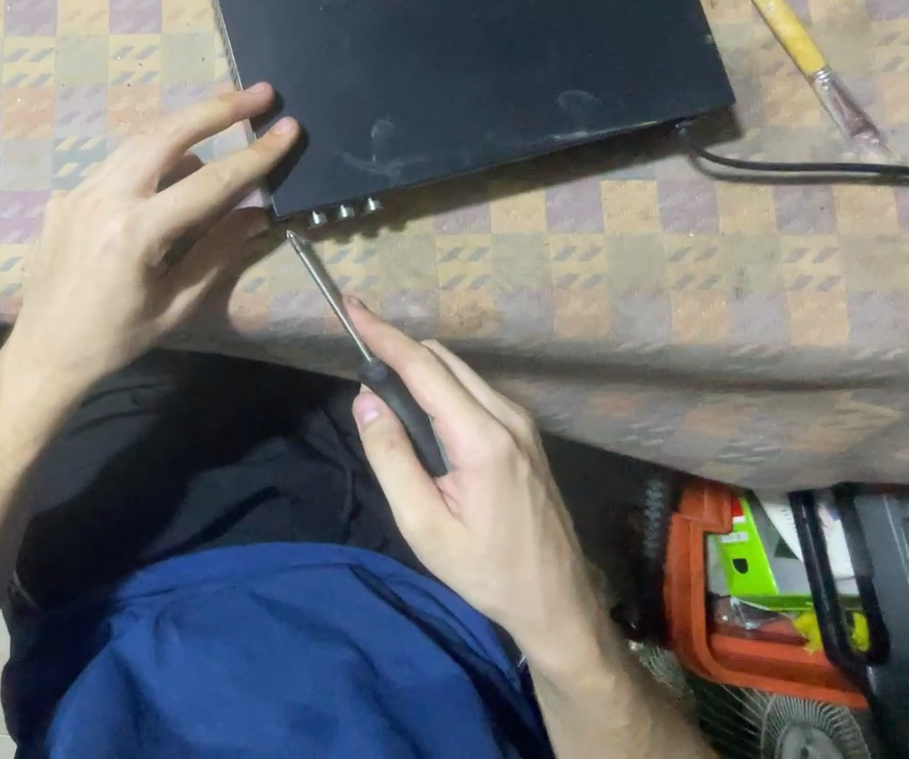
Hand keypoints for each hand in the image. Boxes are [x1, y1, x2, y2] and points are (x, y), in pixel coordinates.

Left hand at [0, 83, 299, 401]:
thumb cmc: (114, 340)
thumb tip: (259, 213)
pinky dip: (149, 164)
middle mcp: (103, 199)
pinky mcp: (63, 197)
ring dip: (184, 131)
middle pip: (168, 134)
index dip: (254, 157)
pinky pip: (115, 167)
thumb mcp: (175, 306)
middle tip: (260, 94)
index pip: (209, 183)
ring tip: (223, 130)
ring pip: (139, 142)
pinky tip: (167, 182)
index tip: (288, 130)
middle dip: (218, 108)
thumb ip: (218, 253)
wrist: (43, 353)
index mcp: (134, 234)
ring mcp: (77, 192)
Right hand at [346, 300, 607, 674]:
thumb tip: (366, 400)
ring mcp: (521, 423)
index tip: (351, 307)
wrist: (557, 601)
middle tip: (357, 359)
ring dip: (417, 366)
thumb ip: (390, 457)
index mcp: (481, 438)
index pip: (422, 366)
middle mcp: (506, 416)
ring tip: (382, 391)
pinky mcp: (524, 433)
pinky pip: (472, 389)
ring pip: (458, 371)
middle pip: (441, 359)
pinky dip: (438, 385)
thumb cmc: (484, 568)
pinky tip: (420, 413)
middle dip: (396, 347)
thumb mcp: (421, 524)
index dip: (383, 334)